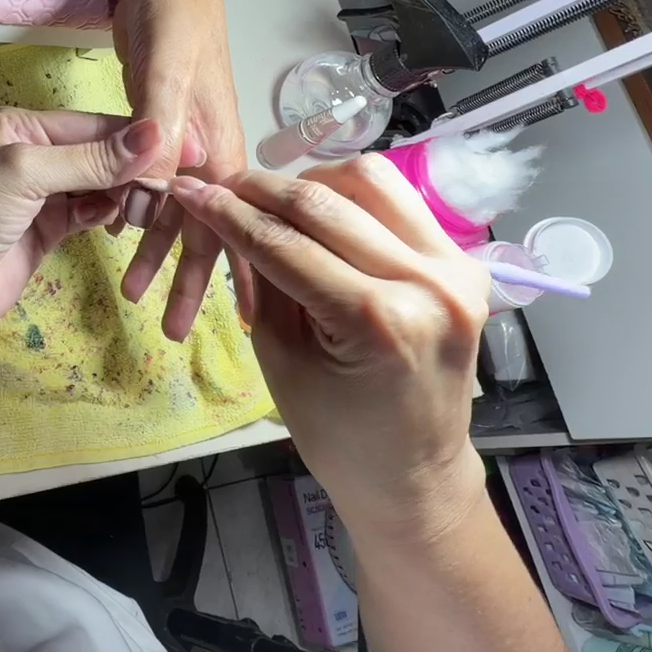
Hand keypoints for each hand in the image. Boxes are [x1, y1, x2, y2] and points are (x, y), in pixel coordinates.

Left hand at [0, 108, 165, 340]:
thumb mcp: (26, 174)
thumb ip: (91, 158)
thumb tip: (155, 134)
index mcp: (21, 126)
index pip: (92, 124)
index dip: (136, 137)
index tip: (182, 149)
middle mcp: (33, 154)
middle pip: (99, 153)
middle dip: (133, 168)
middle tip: (172, 185)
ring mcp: (40, 195)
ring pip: (98, 184)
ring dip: (123, 193)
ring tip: (147, 206)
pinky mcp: (46, 230)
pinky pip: (88, 214)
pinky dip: (106, 215)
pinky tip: (119, 220)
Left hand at [113, 0, 254, 338]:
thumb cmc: (172, 17)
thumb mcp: (157, 77)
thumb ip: (147, 132)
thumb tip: (164, 186)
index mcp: (205, 139)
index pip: (225, 216)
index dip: (233, 265)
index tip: (248, 314)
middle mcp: (190, 145)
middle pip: (193, 222)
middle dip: (187, 274)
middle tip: (175, 328)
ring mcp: (161, 141)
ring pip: (161, 208)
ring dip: (153, 250)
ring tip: (137, 294)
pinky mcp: (137, 133)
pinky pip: (133, 185)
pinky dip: (129, 214)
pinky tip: (115, 234)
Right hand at [168, 155, 491, 537]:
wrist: (412, 471)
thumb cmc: (334, 430)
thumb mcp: (278, 353)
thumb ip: (260, 274)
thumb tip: (229, 212)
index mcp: (376, 321)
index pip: (282, 243)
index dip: (227, 213)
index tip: (188, 191)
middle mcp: (426, 283)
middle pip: (322, 202)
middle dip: (258, 189)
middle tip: (220, 188)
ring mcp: (456, 267)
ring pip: (368, 180)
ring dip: (311, 182)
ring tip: (277, 204)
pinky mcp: (464, 261)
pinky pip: (397, 201)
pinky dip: (351, 196)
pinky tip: (322, 214)